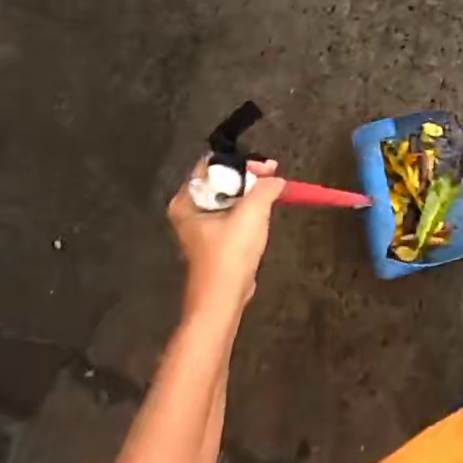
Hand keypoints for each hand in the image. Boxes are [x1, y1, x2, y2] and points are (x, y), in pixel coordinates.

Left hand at [167, 159, 286, 320]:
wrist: (222, 301)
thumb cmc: (230, 253)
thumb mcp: (251, 213)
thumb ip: (265, 188)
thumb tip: (276, 180)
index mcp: (186, 200)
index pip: (211, 165)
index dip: (240, 161)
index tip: (266, 167)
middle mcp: (188, 210)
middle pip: (220, 180)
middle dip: (248, 176)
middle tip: (273, 175)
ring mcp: (200, 227)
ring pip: (227, 198)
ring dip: (250, 193)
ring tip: (272, 189)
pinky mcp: (213, 241)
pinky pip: (230, 215)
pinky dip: (246, 210)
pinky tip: (263, 211)